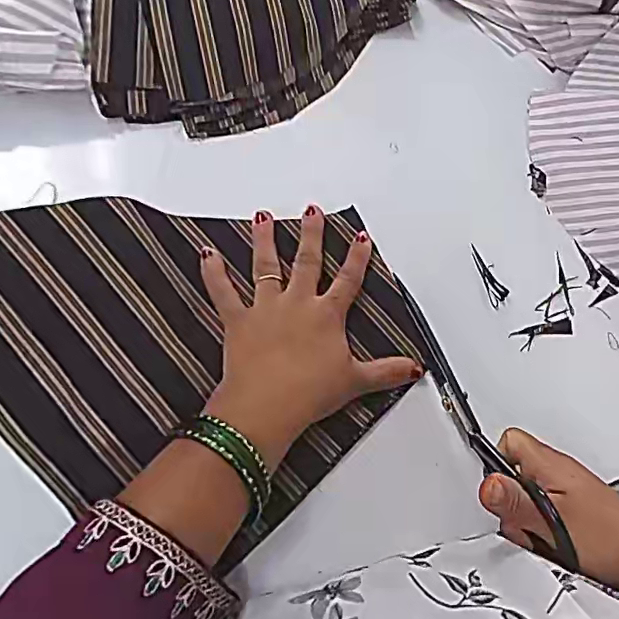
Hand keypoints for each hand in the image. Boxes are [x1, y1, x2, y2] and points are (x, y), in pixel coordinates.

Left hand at [200, 206, 422, 466]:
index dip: (357, 257)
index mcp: (327, 315)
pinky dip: (214, 273)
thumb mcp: (355, 381)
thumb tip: (411, 369)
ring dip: (264, 240)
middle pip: (307, 261)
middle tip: (311, 212)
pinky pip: (223, 292)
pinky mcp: (238, 321)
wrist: (266, 407)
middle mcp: (297, 304)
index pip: (348, 279)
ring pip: (265, 266)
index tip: (360, 237)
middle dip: (311, 234)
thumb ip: (386, 371)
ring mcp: (266, 309)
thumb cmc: (307, 393)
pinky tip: (208, 255)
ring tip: (264, 218)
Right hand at [477, 428, 618, 592]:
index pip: (508, 442)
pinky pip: (545, 513)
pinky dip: (543, 530)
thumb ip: (515, 503)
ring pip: (528, 497)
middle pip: (513, 473)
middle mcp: (559, 472)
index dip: (494, 465)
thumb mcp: (551, 524)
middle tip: (523, 523)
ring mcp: (568, 490)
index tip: (493, 492)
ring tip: (545, 538)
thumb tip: (486, 485)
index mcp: (551, 464)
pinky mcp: (576, 509)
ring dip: (527, 520)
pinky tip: (556, 545)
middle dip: (510, 502)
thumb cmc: (610, 538)